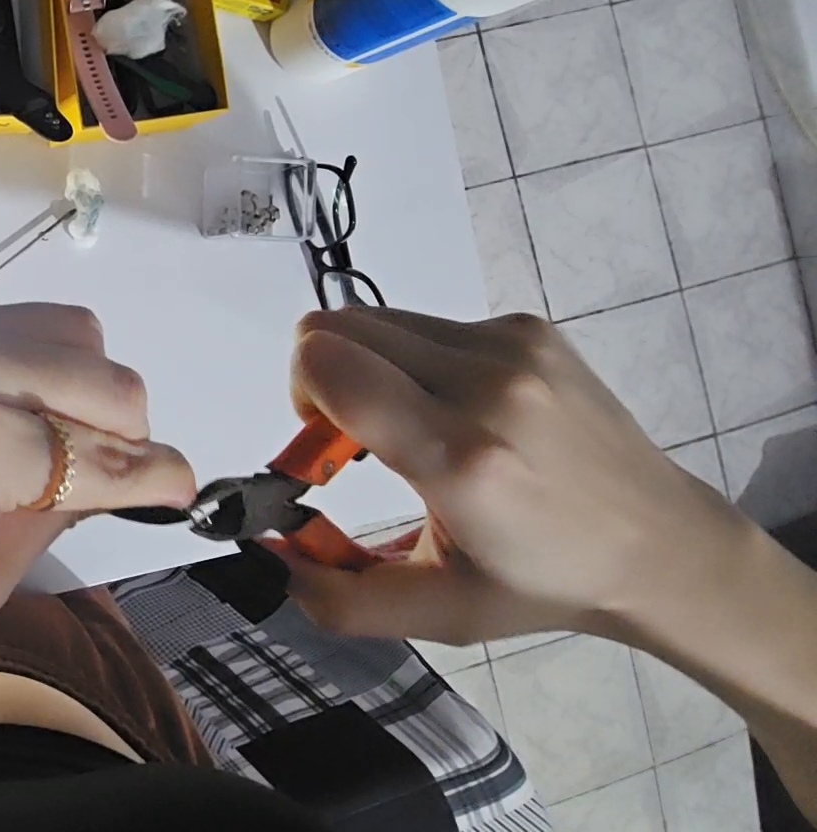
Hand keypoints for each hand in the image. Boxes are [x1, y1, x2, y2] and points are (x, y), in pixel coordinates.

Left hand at [0, 304, 195, 638]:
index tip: (175, 491)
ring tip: (51, 430)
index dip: (159, 480)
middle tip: (101, 468)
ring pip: (71, 328)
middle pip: (106, 377)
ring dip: (86, 382)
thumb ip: (56, 521)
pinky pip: (15, 319)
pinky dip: (37, 360)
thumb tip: (114, 479)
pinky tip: (6, 403)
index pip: (107, 457)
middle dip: (129, 430)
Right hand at [273, 308, 751, 644]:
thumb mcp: (430, 612)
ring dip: (359, 363)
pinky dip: (404, 356)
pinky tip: (448, 403)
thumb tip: (261, 549)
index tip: (325, 440)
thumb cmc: (540, 584)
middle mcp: (486, 386)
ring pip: (367, 319)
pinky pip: (414, 321)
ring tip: (404, 418)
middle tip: (356, 432)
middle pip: (331, 329)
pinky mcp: (526, 328)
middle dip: (318, 376)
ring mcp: (511, 347)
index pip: (330, 367)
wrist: (670, 550)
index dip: (300, 394)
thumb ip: (329, 592)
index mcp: (461, 459)